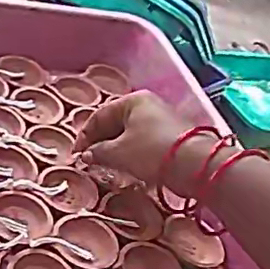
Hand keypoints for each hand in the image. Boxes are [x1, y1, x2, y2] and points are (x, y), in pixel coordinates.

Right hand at [76, 91, 222, 195]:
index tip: (76, 154)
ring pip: (128, 134)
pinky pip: (141, 143)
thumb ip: (97, 152)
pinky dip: (129, 154)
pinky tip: (124, 167)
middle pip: (114, 124)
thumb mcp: (117, 153)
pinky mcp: (169, 137)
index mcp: (132, 101)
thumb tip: (86, 155)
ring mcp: (160, 121)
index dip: (84, 136)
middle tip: (88, 160)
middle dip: (99, 143)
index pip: (98, 116)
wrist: (193, 164)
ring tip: (104, 165)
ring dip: (113, 150)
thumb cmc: (150, 151)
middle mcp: (147, 106)